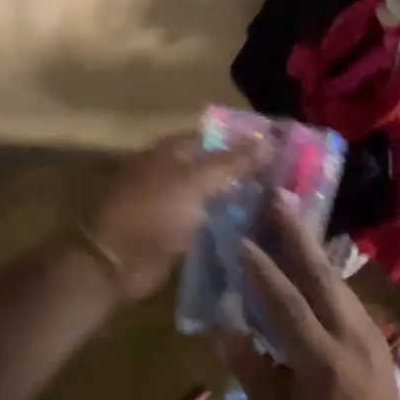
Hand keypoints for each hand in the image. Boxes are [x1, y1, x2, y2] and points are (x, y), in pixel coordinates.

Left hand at [88, 131, 259, 299]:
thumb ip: (232, 162)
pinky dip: (224, 220)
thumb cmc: (154, 211)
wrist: (117, 263)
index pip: (214, 136)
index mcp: (170, 149)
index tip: (276, 147)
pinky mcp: (174, 231)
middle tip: (282, 176)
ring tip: (276, 200)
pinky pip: (206, 219)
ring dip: (236, 196)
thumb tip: (268, 140)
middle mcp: (170, 170)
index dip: (243, 139)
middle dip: (243, 169)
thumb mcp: (196, 181)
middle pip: (213, 164)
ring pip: (211, 193)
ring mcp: (171, 202)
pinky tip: (252, 225)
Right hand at [221, 196, 399, 399]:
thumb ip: (254, 372)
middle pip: (322, 273)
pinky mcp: (378, 339)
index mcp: (325, 360)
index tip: (239, 237)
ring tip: (288, 214)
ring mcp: (371, 334)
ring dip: (311, 247)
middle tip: (275, 193)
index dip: (262, 270)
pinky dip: (325, 273)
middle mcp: (354, 336)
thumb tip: (227, 327)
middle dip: (296, 232)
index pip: (288, 303)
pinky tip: (310, 261)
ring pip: (338, 279)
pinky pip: (347, 295)